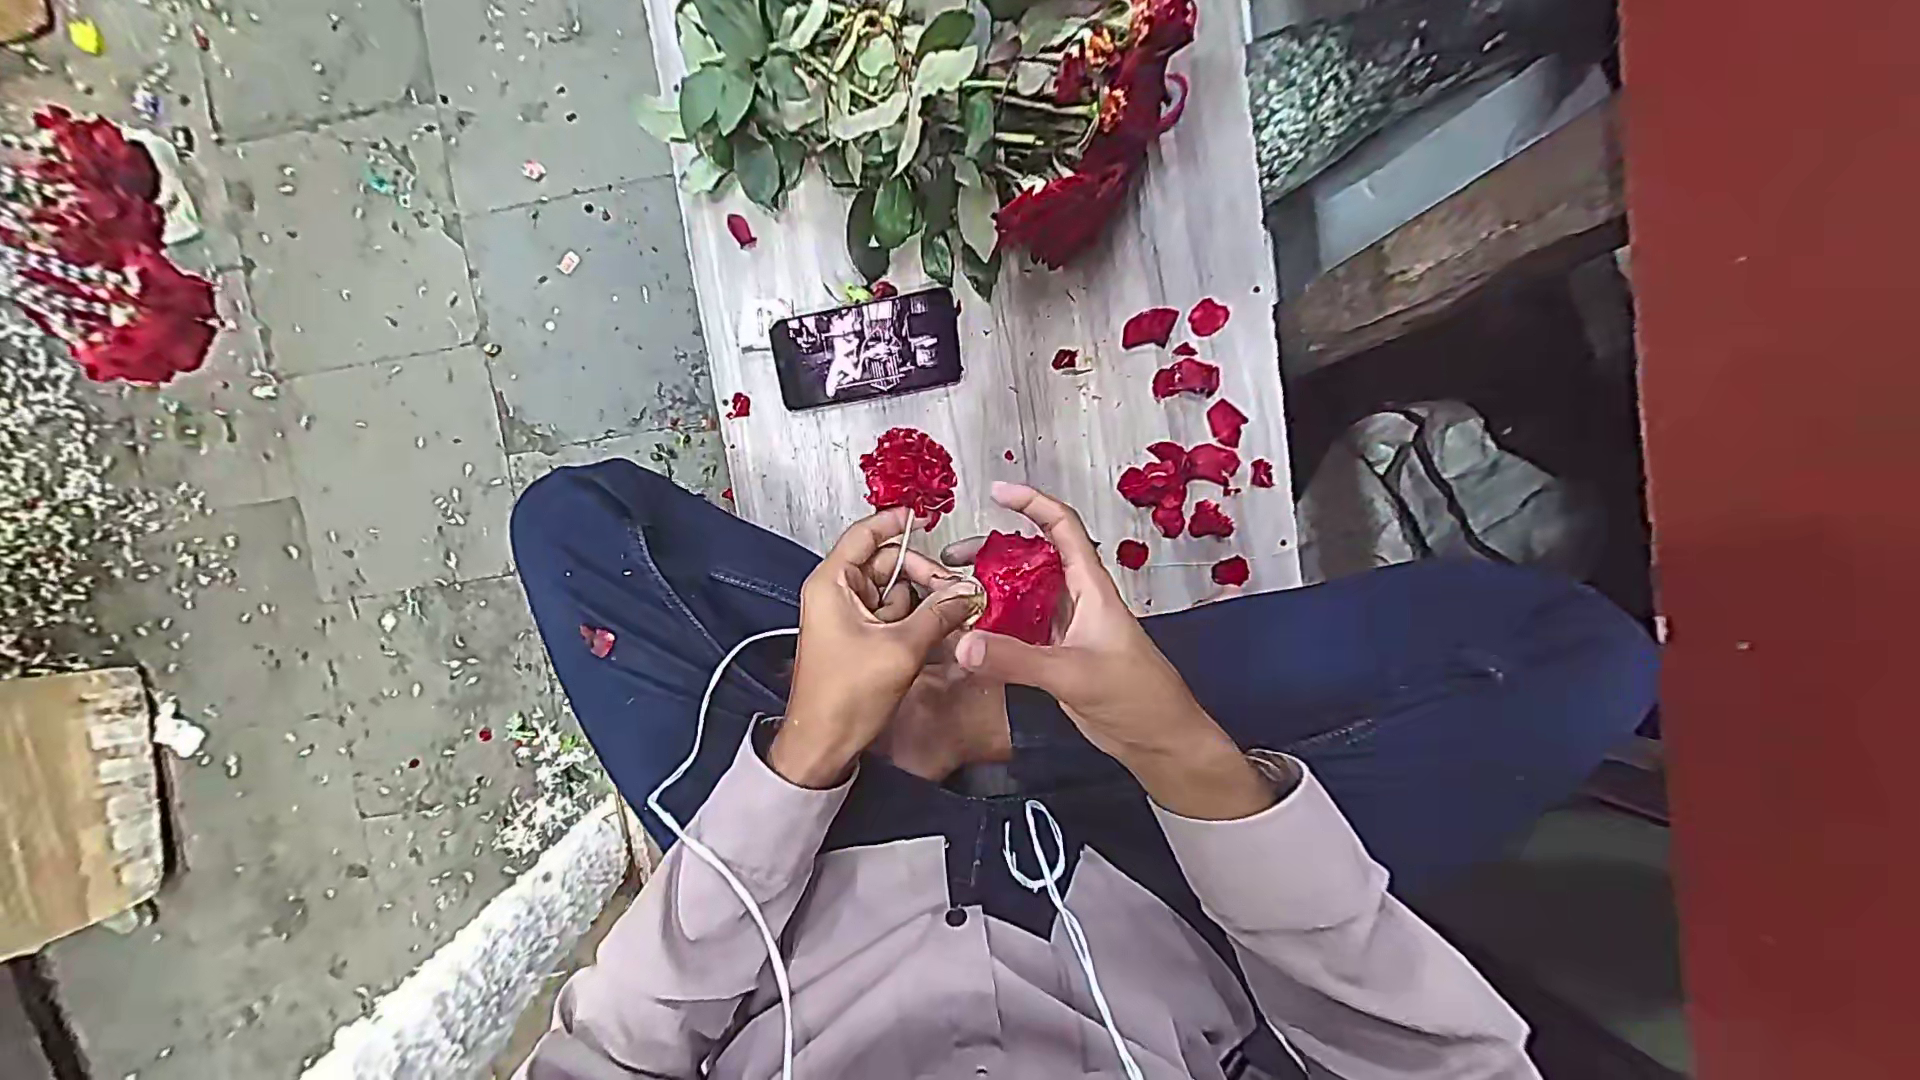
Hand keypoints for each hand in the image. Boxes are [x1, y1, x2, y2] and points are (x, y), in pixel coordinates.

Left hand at [857, 541, 1011, 782]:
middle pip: (886, 564)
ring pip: (894, 590)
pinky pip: (892, 614)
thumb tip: (966, 593)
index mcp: (833, 583)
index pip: (864, 535)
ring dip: (922, 599)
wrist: (823, 744)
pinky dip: (914, 618)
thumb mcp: (901, 649)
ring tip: (948, 615)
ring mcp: (847, 615)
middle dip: (922, 574)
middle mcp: (836, 593)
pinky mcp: (859, 636)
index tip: (923, 517)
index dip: (895, 523)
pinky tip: (934, 631)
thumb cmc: (844, 697)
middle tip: (954, 590)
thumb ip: (938, 614)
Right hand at [948, 483, 1274, 819]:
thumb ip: (1019, 660)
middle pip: (1032, 558)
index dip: (1033, 503)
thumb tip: (965, 644)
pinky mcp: (1056, 653)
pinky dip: (994, 624)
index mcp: (1091, 587)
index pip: (1063, 528)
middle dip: (994, 550)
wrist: (1160, 740)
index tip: (999, 492)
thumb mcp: (1076, 674)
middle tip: (956, 556)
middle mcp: (1076, 599)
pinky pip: (1018, 627)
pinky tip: (970, 631)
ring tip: (954, 590)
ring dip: (990, 588)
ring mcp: (1065, 626)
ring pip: (1022, 593)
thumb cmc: (1139, 697)